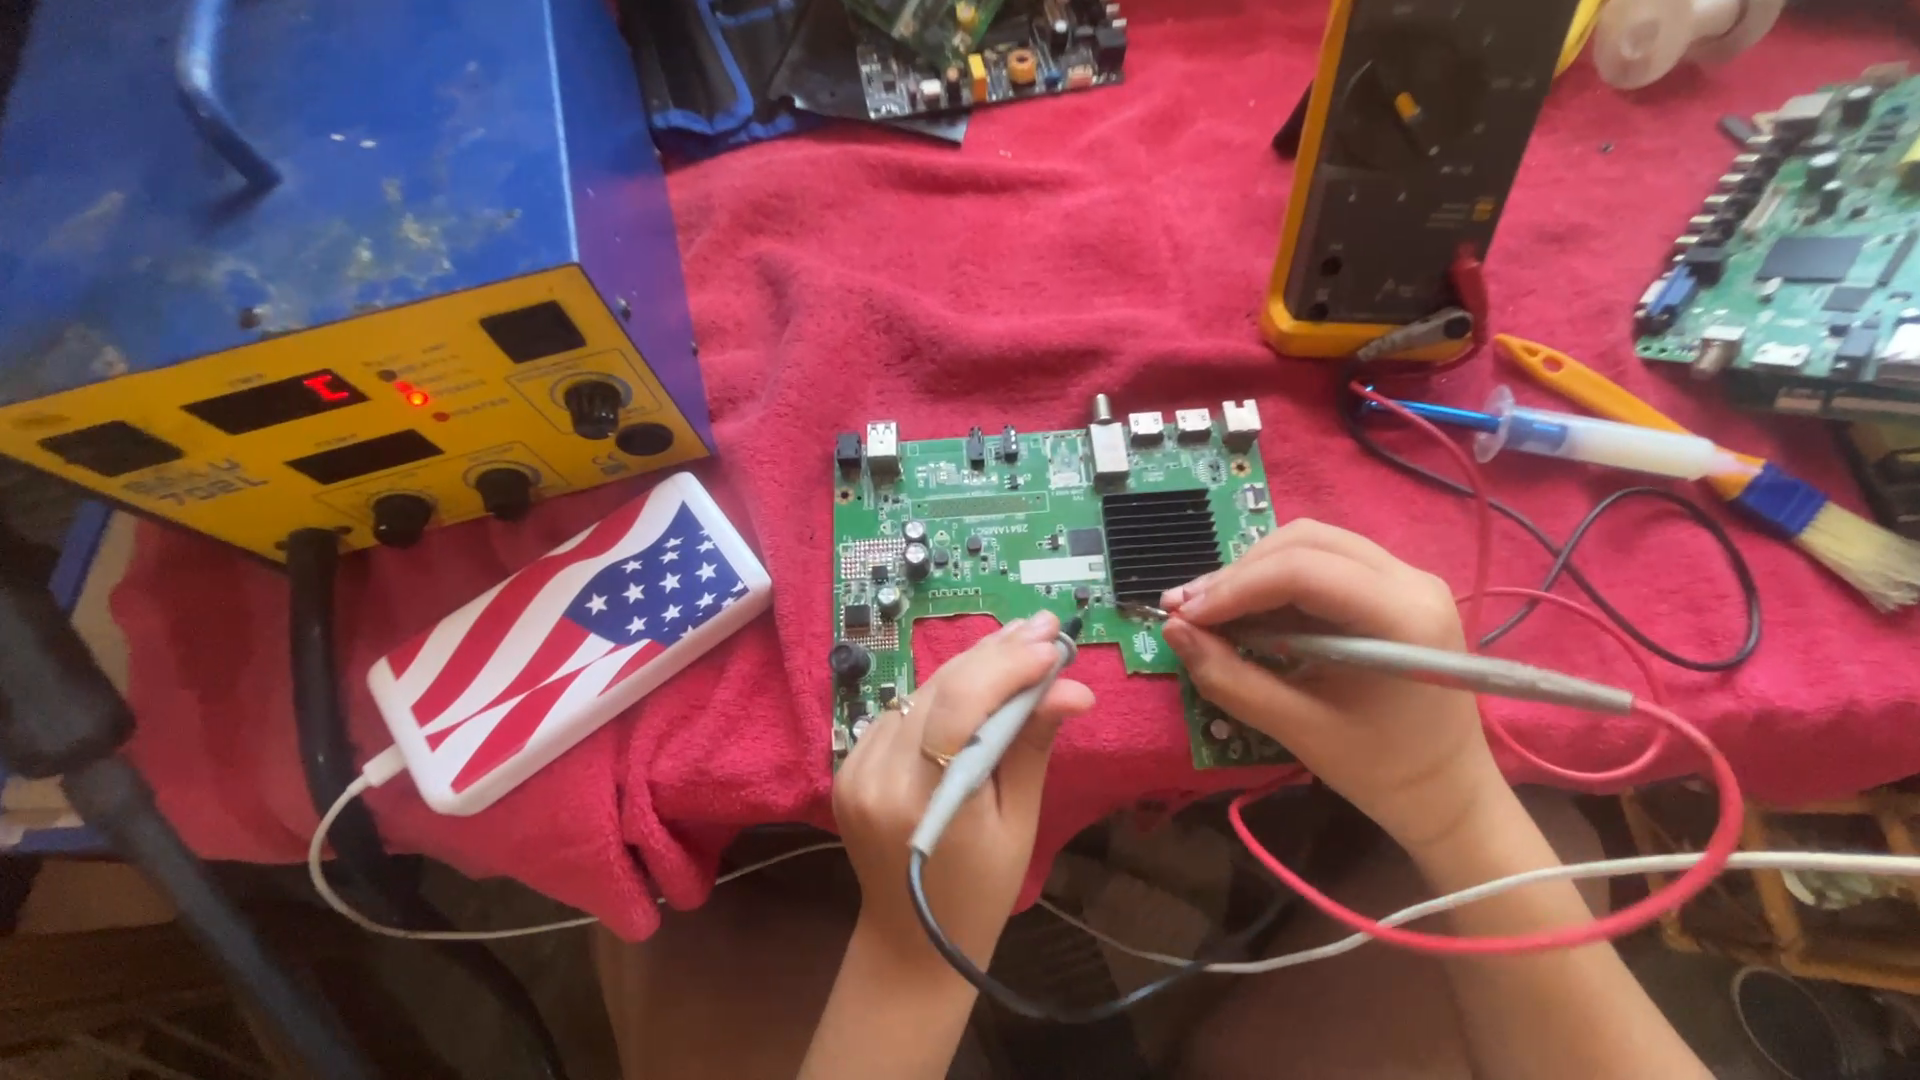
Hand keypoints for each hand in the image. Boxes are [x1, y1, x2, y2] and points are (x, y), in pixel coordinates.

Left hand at [832, 610, 1094, 970]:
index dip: (1006, 668)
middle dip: (995, 654)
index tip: (1050, 643)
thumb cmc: (980, 891)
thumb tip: (1071, 688)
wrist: (910, 940)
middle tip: (1041, 627)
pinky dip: (944, 689)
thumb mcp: (1018, 821)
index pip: (958, 708)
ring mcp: (855, 767)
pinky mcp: (849, 764)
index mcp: (920, 801)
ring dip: (972, 664)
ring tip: (1019, 639)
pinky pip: (904, 711)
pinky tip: (979, 672)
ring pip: (920, 692)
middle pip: (938, 690)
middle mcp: (876, 775)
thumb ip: (1031, 746)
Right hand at [1159, 519, 1503, 853]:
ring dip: (1251, 572)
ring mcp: (1405, 578)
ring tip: (1208, 610)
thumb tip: (1173, 631)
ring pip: (1308, 544)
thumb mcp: (1297, 728)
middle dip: (1237, 574)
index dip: (1234, 588)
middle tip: (1187, 610)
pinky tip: (1242, 611)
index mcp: (1401, 618)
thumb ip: (1229, 678)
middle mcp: (1411, 580)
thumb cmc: (1379, 768)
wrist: (1445, 791)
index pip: (1303, 571)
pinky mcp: (1390, 587)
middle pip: (1304, 542)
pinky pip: (1320, 562)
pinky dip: (1271, 582)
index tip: (1183, 616)